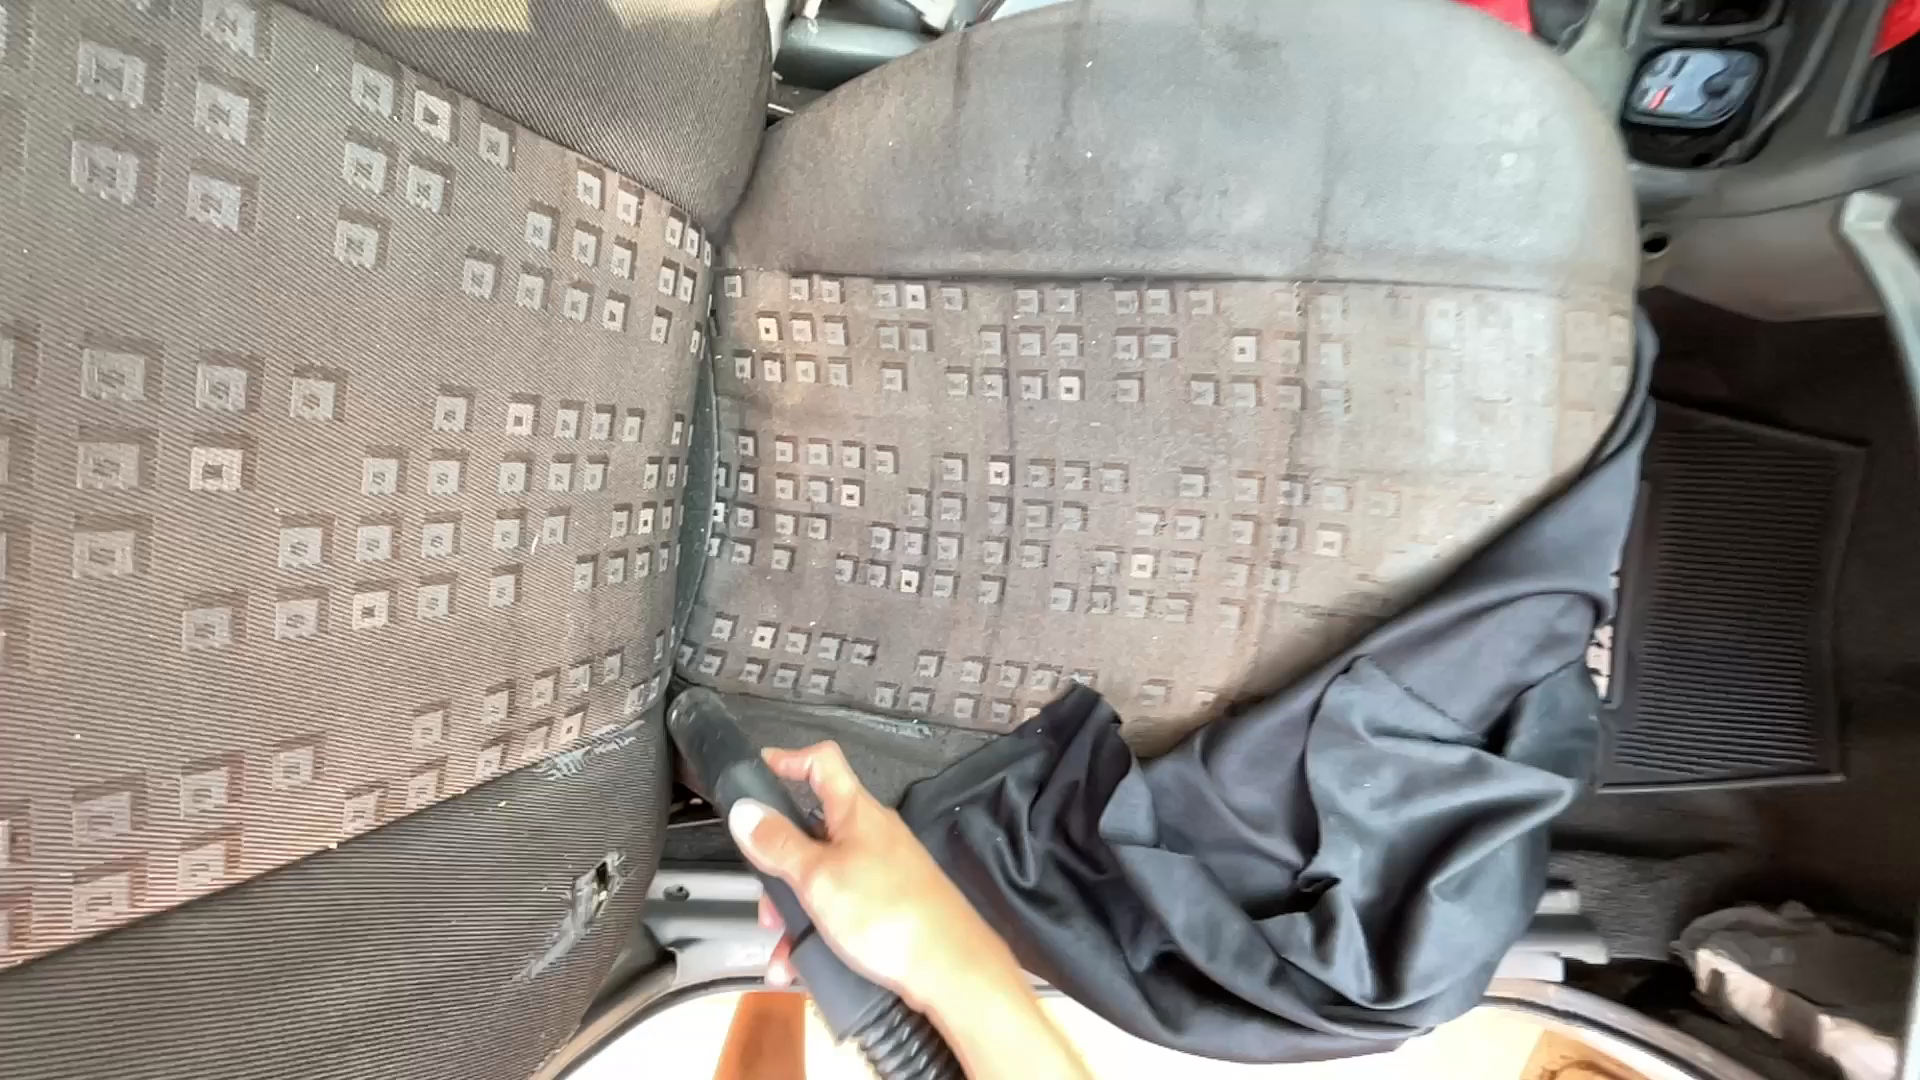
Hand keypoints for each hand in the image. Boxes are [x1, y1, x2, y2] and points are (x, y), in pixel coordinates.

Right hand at [726, 742, 1025, 1015]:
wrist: (950, 968)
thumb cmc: (888, 912)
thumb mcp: (819, 877)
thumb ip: (779, 844)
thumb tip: (745, 809)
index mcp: (855, 810)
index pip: (823, 762)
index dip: (789, 758)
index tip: (758, 768)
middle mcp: (869, 832)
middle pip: (811, 832)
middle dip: (780, 870)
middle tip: (767, 907)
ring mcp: (880, 867)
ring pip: (821, 878)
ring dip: (795, 914)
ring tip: (782, 953)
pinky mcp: (887, 902)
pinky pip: (840, 908)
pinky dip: (817, 933)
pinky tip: (802, 965)